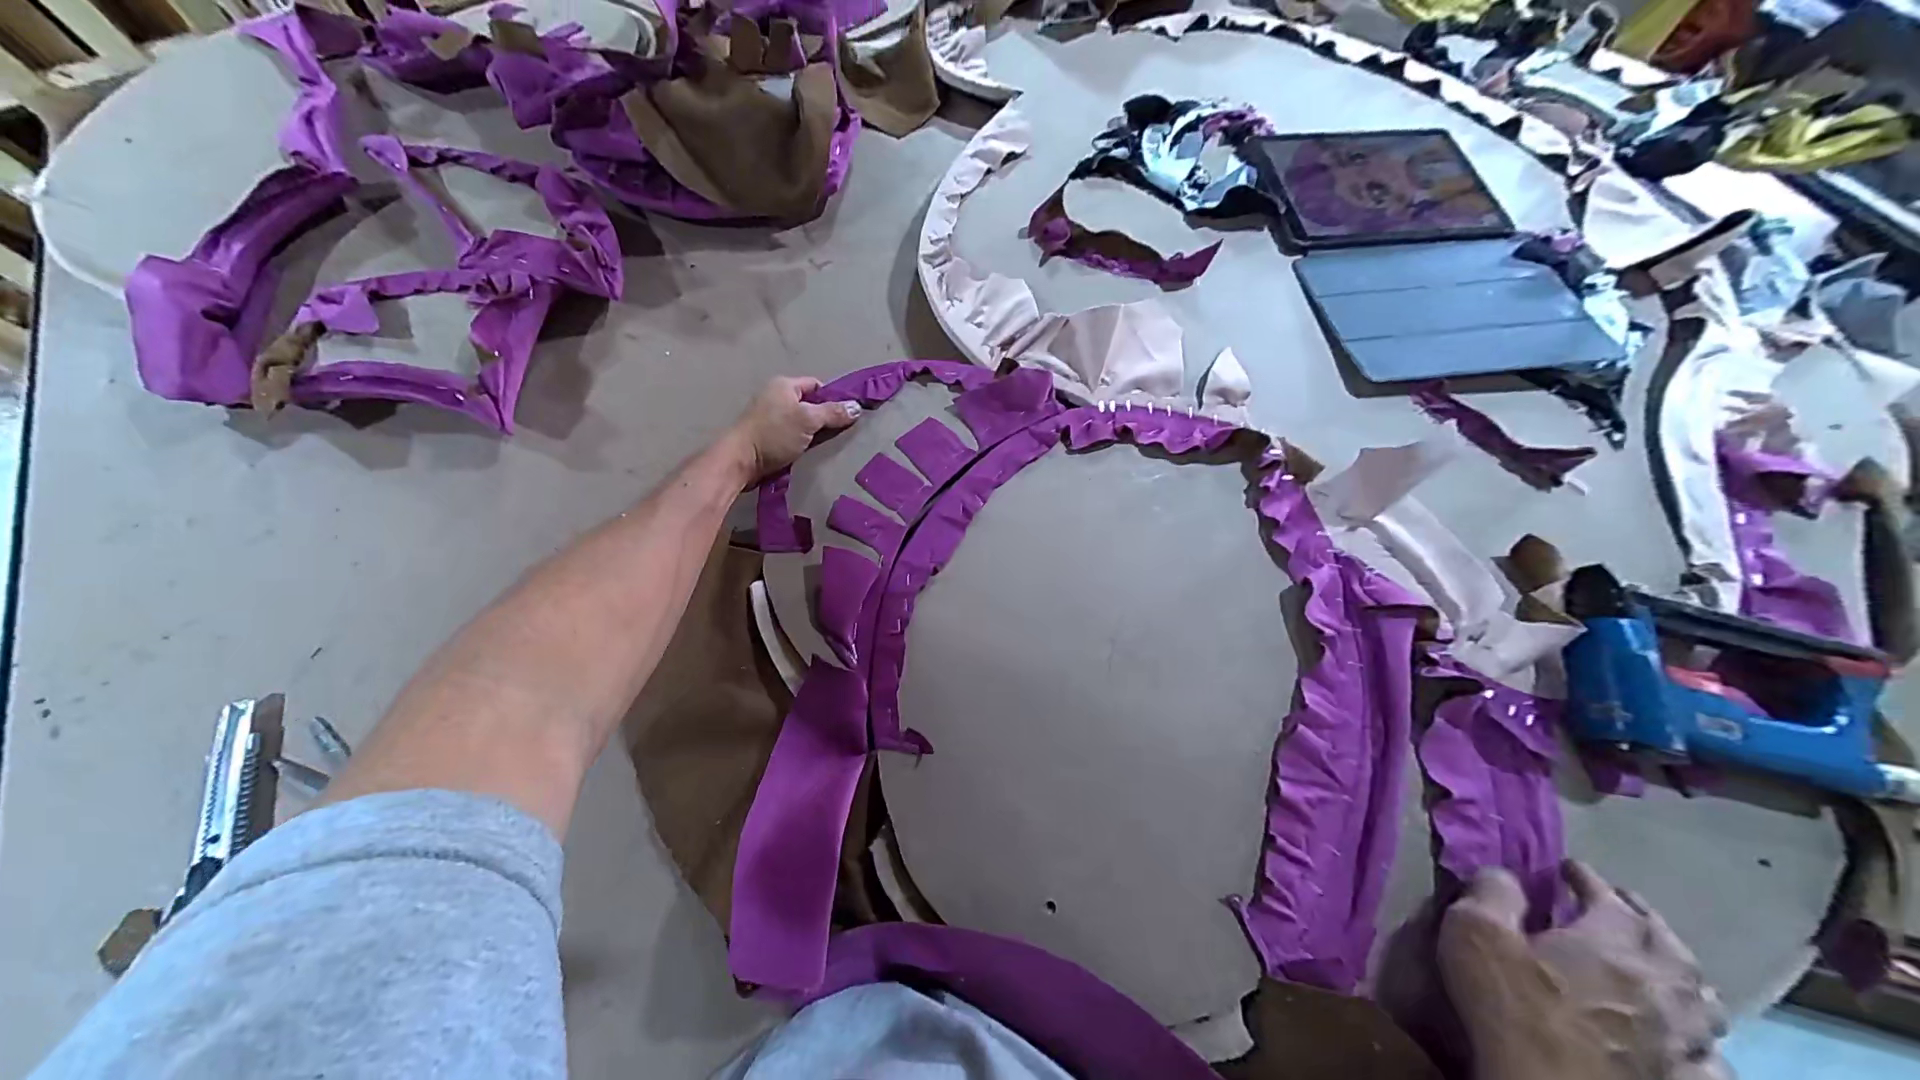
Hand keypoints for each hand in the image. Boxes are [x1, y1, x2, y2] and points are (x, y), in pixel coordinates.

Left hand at [729, 377, 861, 481]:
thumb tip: (857, 407)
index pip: (816, 386)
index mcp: (784, 385)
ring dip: (812, 433)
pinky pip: (791, 436)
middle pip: (809, 405)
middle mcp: (775, 397)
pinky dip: (801, 442)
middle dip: (824, 418)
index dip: (832, 398)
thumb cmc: (774, 434)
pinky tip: (807, 452)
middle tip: (837, 433)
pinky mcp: (766, 436)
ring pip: (801, 422)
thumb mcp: (808, 420)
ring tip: (824, 445)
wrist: (740, 461)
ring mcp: (769, 418)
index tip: (844, 415)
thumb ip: (833, 413)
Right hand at [1439, 861, 1730, 1079]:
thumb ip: (1491, 892)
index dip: (1589, 879)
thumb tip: (1505, 874)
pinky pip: (1710, 1059)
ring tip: (1665, 966)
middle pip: (1669, 945)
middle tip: (1623, 905)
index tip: (1570, 868)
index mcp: (1611, 944)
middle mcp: (1659, 987)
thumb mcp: (1476, 930)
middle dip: (1645, 919)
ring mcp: (1681, 1041)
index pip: (1610, 899)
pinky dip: (1702, 1042)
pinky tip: (1690, 1043)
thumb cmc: (1510, 1006)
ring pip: (1703, 1001)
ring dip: (1684, 975)